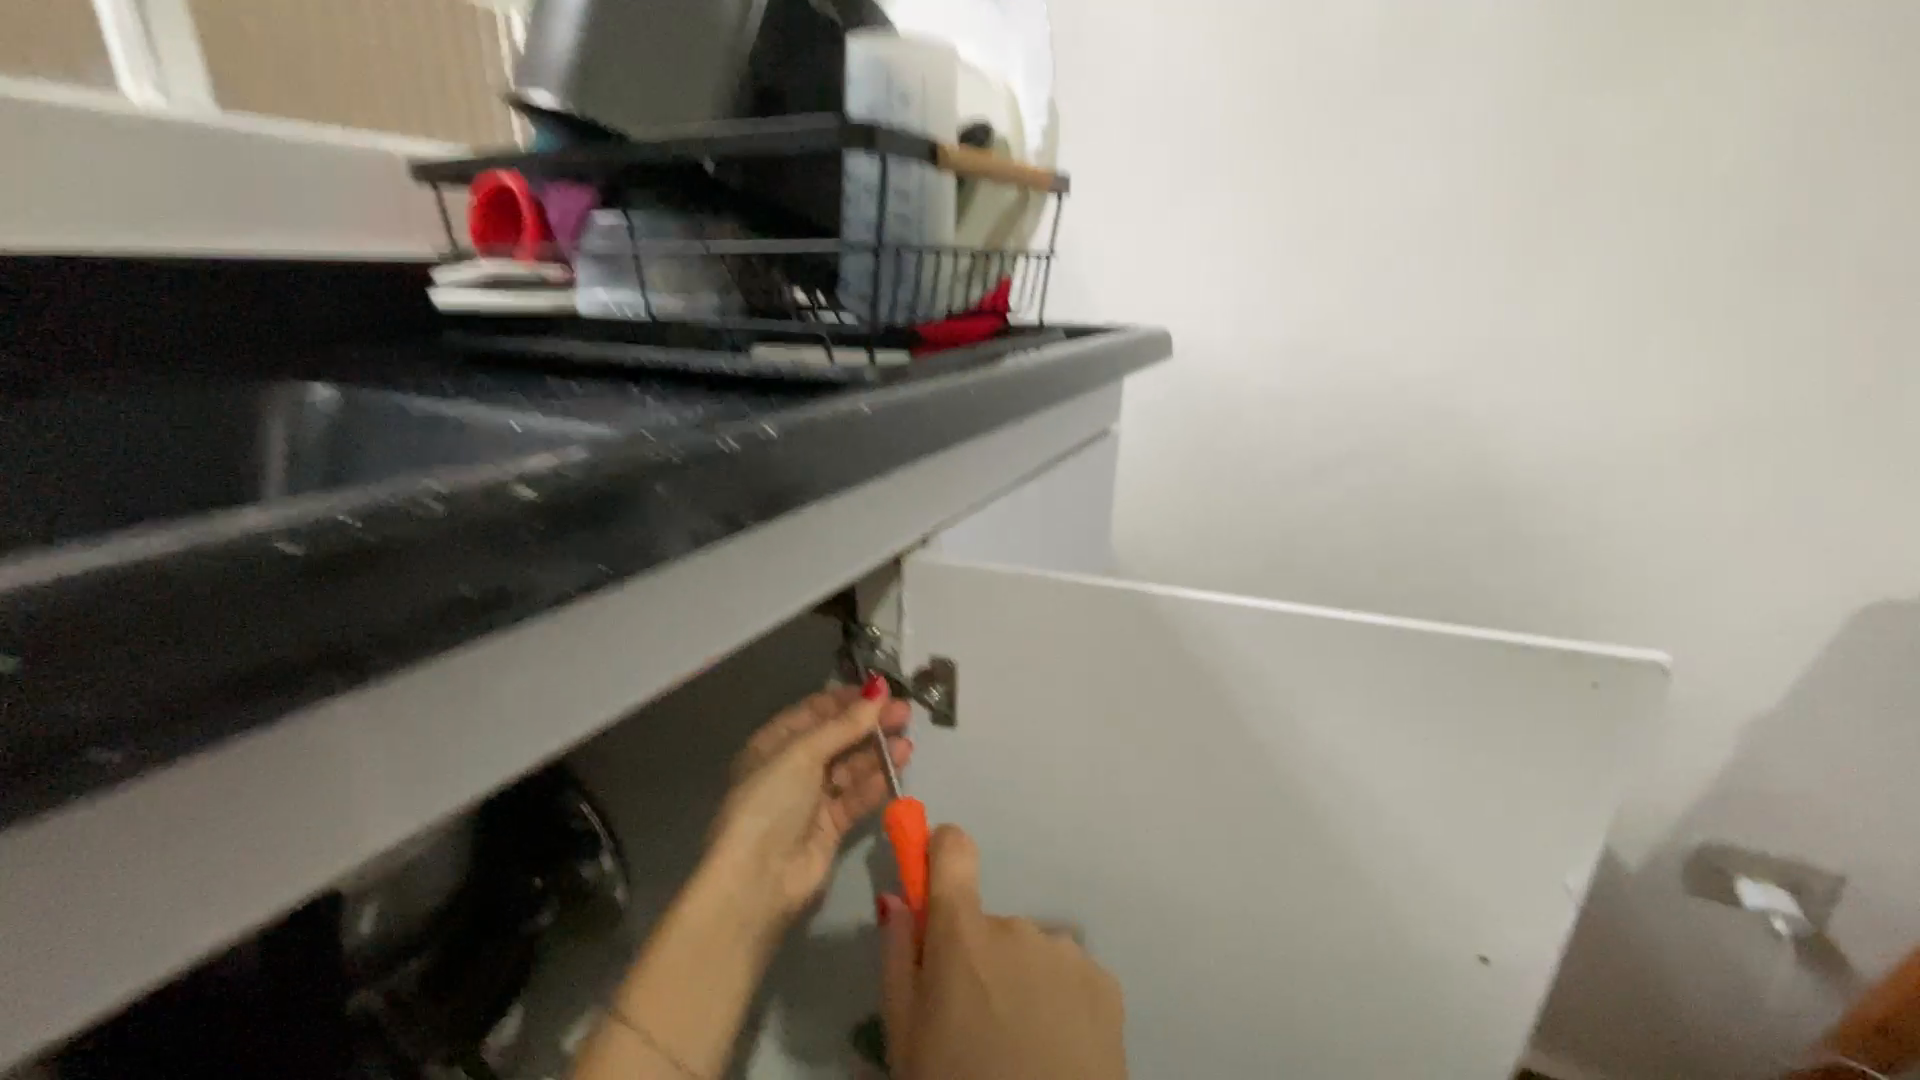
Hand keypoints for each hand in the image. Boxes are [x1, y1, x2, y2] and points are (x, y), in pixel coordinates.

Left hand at [705, 677, 912, 929]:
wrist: (758, 879)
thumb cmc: (770, 802)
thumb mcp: (802, 753)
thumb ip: (844, 724)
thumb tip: (879, 688)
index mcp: (773, 744)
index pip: (814, 712)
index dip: (847, 700)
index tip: (882, 691)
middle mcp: (791, 768)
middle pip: (836, 738)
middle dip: (868, 724)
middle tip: (905, 713)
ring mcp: (811, 799)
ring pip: (850, 767)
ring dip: (877, 752)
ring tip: (907, 742)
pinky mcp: (831, 826)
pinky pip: (856, 797)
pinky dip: (876, 782)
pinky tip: (898, 767)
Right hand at [879, 826, 1127, 1079]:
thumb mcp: (904, 1035)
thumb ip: (897, 957)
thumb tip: (899, 901)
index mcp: (963, 934)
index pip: (954, 851)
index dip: (941, 852)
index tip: (934, 870)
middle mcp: (1018, 926)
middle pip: (988, 925)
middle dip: (979, 959)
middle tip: (975, 1021)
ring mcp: (1066, 952)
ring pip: (1029, 953)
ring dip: (1021, 981)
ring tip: (1019, 1043)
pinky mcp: (1105, 981)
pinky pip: (1067, 976)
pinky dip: (1058, 1001)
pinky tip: (1055, 1049)